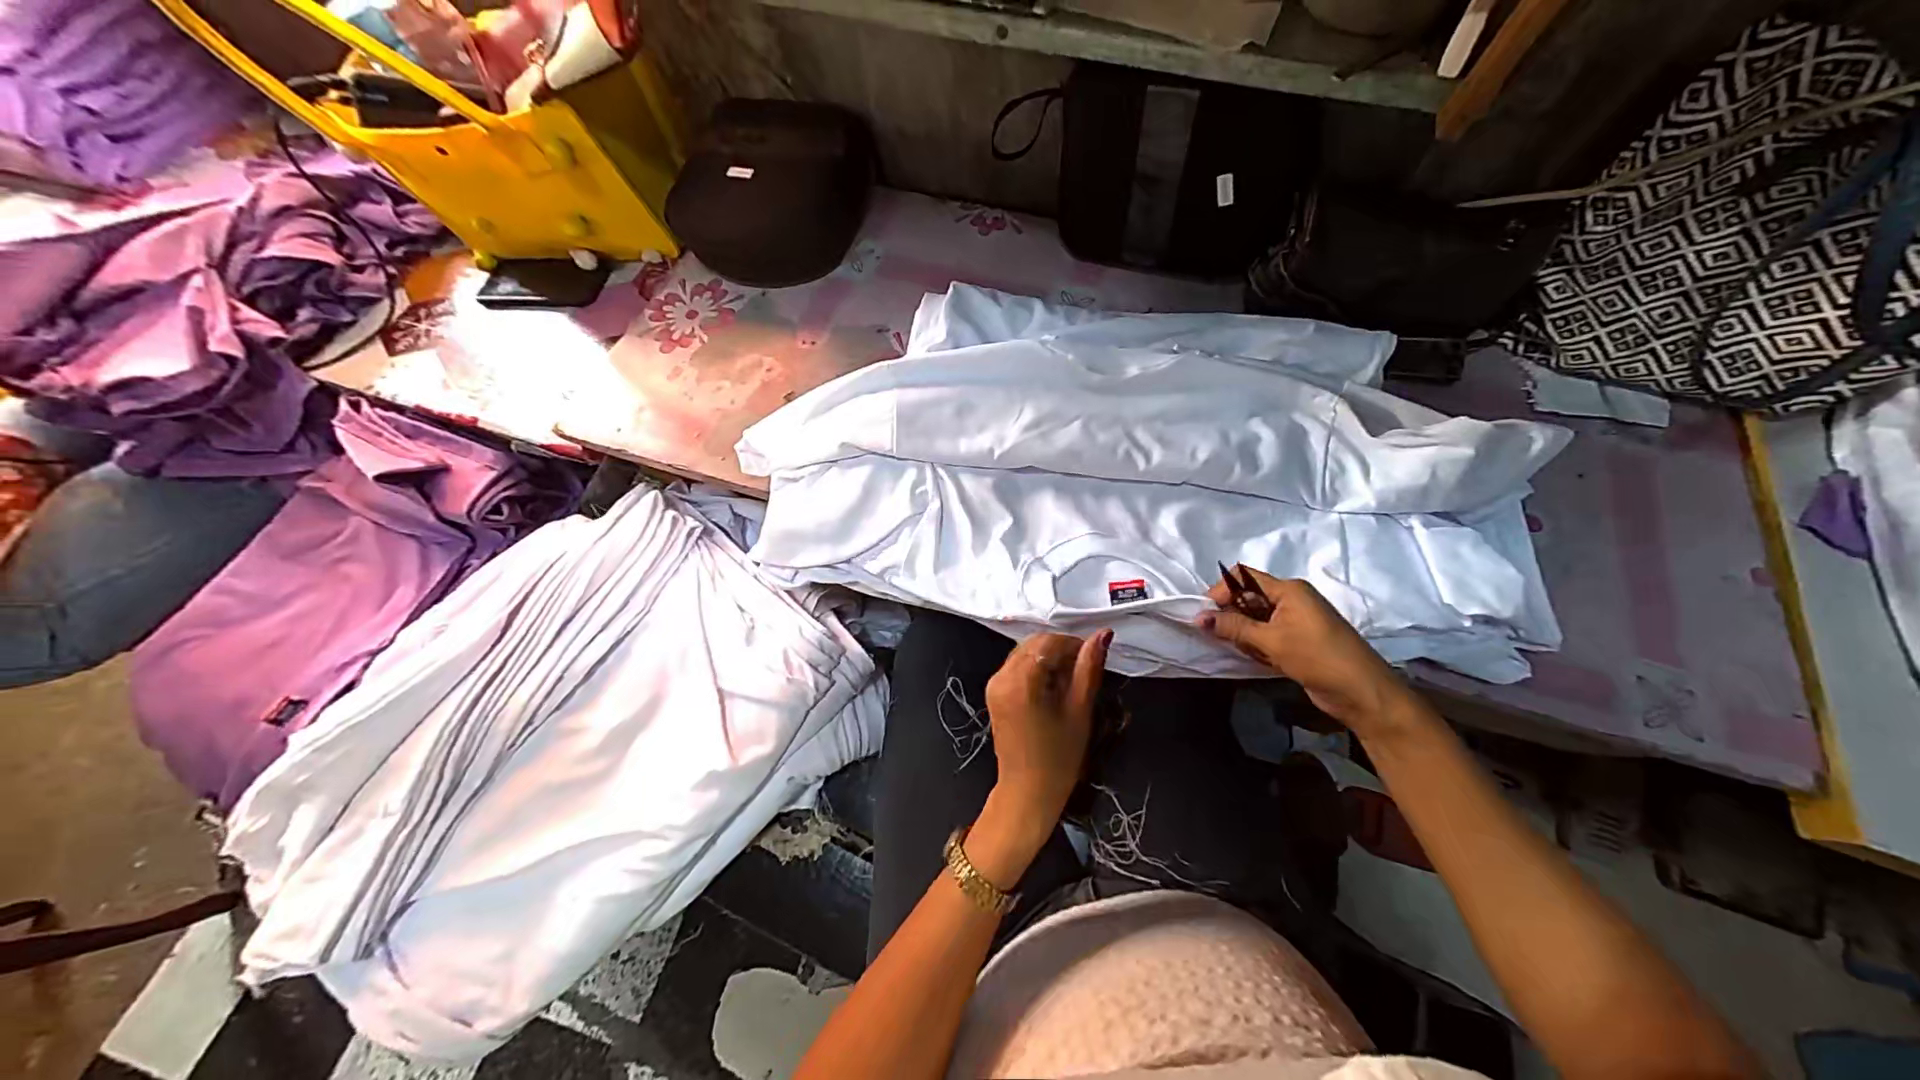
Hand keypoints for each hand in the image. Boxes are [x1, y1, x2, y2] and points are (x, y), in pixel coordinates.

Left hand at [983, 629, 1111, 821]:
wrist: (1028, 790)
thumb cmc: (1058, 756)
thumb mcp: (1080, 710)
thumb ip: (1089, 668)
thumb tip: (1103, 635)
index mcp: (1021, 680)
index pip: (1049, 642)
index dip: (1074, 644)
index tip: (1093, 658)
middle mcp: (1001, 677)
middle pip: (1034, 644)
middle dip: (1061, 651)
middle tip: (1084, 672)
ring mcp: (994, 685)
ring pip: (1024, 653)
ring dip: (1049, 659)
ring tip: (1070, 684)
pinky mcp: (993, 693)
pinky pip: (1016, 667)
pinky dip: (1036, 669)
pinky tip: (1052, 689)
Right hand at [1199, 570, 1404, 728]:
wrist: (1361, 692)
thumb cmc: (1317, 657)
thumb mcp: (1271, 640)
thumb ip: (1233, 627)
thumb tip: (1199, 617)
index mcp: (1288, 589)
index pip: (1243, 577)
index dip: (1221, 591)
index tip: (1206, 615)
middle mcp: (1292, 600)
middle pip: (1248, 598)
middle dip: (1232, 616)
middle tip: (1222, 638)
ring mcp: (1296, 621)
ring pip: (1256, 620)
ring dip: (1245, 635)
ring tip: (1249, 652)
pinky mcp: (1298, 641)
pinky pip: (1267, 635)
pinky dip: (1258, 646)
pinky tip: (1260, 660)